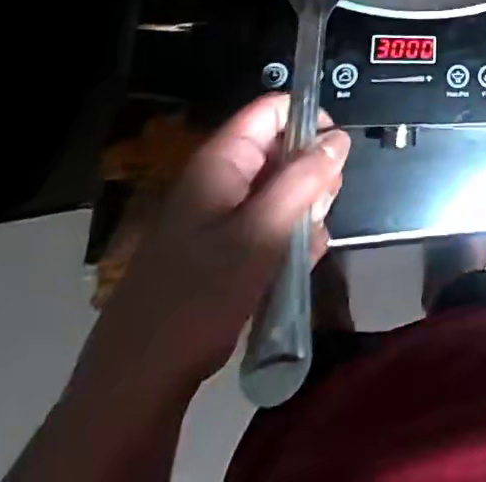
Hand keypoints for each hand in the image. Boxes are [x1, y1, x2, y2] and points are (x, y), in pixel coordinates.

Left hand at [68, 94, 351, 399]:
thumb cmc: (199, 296)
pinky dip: (291, 238)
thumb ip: (304, 180)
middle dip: (312, 175)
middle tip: (319, 209)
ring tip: (306, 246)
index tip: (336, 156)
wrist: (145, 376)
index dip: (309, 120)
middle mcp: (223, 178)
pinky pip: (274, 223)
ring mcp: (225, 212)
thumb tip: (340, 137)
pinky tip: (297, 266)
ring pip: (284, 189)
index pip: (272, 110)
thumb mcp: (261, 233)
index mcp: (221, 161)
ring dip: (305, 212)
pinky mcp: (230, 244)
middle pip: (284, 148)